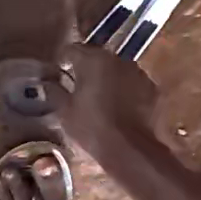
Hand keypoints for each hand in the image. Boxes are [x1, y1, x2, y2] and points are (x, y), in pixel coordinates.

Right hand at [42, 44, 165, 163]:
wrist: (131, 150)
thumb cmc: (92, 128)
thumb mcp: (65, 112)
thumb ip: (55, 92)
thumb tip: (47, 83)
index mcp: (93, 59)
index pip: (72, 49)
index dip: (63, 60)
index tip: (59, 72)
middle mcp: (117, 59)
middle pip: (97, 57)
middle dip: (87, 68)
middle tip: (79, 86)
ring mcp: (138, 72)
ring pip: (117, 69)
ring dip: (108, 78)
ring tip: (102, 98)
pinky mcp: (153, 88)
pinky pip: (133, 84)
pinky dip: (126, 90)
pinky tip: (121, 108)